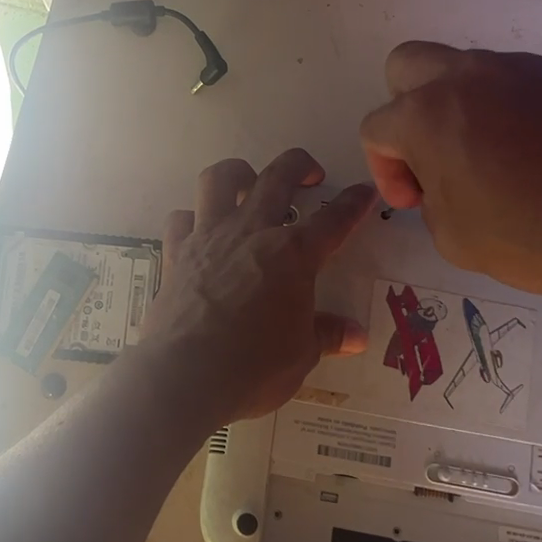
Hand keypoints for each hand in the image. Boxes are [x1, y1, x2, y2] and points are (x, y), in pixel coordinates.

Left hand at [142, 149, 376, 427]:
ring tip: (248, 185)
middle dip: (299, 165)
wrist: (185, 375)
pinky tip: (201, 231)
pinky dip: (193, 218)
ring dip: (238, 174)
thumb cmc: (254, 367)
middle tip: (310, 174)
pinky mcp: (176, 253)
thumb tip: (354, 334)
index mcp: (293, 254)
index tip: (364, 192)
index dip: (353, 203)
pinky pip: (182, 219)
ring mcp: (209, 238)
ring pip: (219, 179)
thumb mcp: (302, 355)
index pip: (333, 220)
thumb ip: (326, 335)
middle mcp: (251, 232)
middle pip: (278, 177)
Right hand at [359, 42, 541, 310]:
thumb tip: (442, 180)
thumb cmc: (531, 238)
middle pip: (406, 66)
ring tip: (488, 160)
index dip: (385, 169)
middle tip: (431, 154)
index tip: (415, 200)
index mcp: (426, 115)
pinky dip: (507, 111)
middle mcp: (467, 77)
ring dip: (459, 107)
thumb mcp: (452, 237)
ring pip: (464, 70)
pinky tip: (533, 156)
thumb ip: (429, 197)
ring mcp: (521, 70)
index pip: (376, 127)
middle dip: (405, 109)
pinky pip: (514, 84)